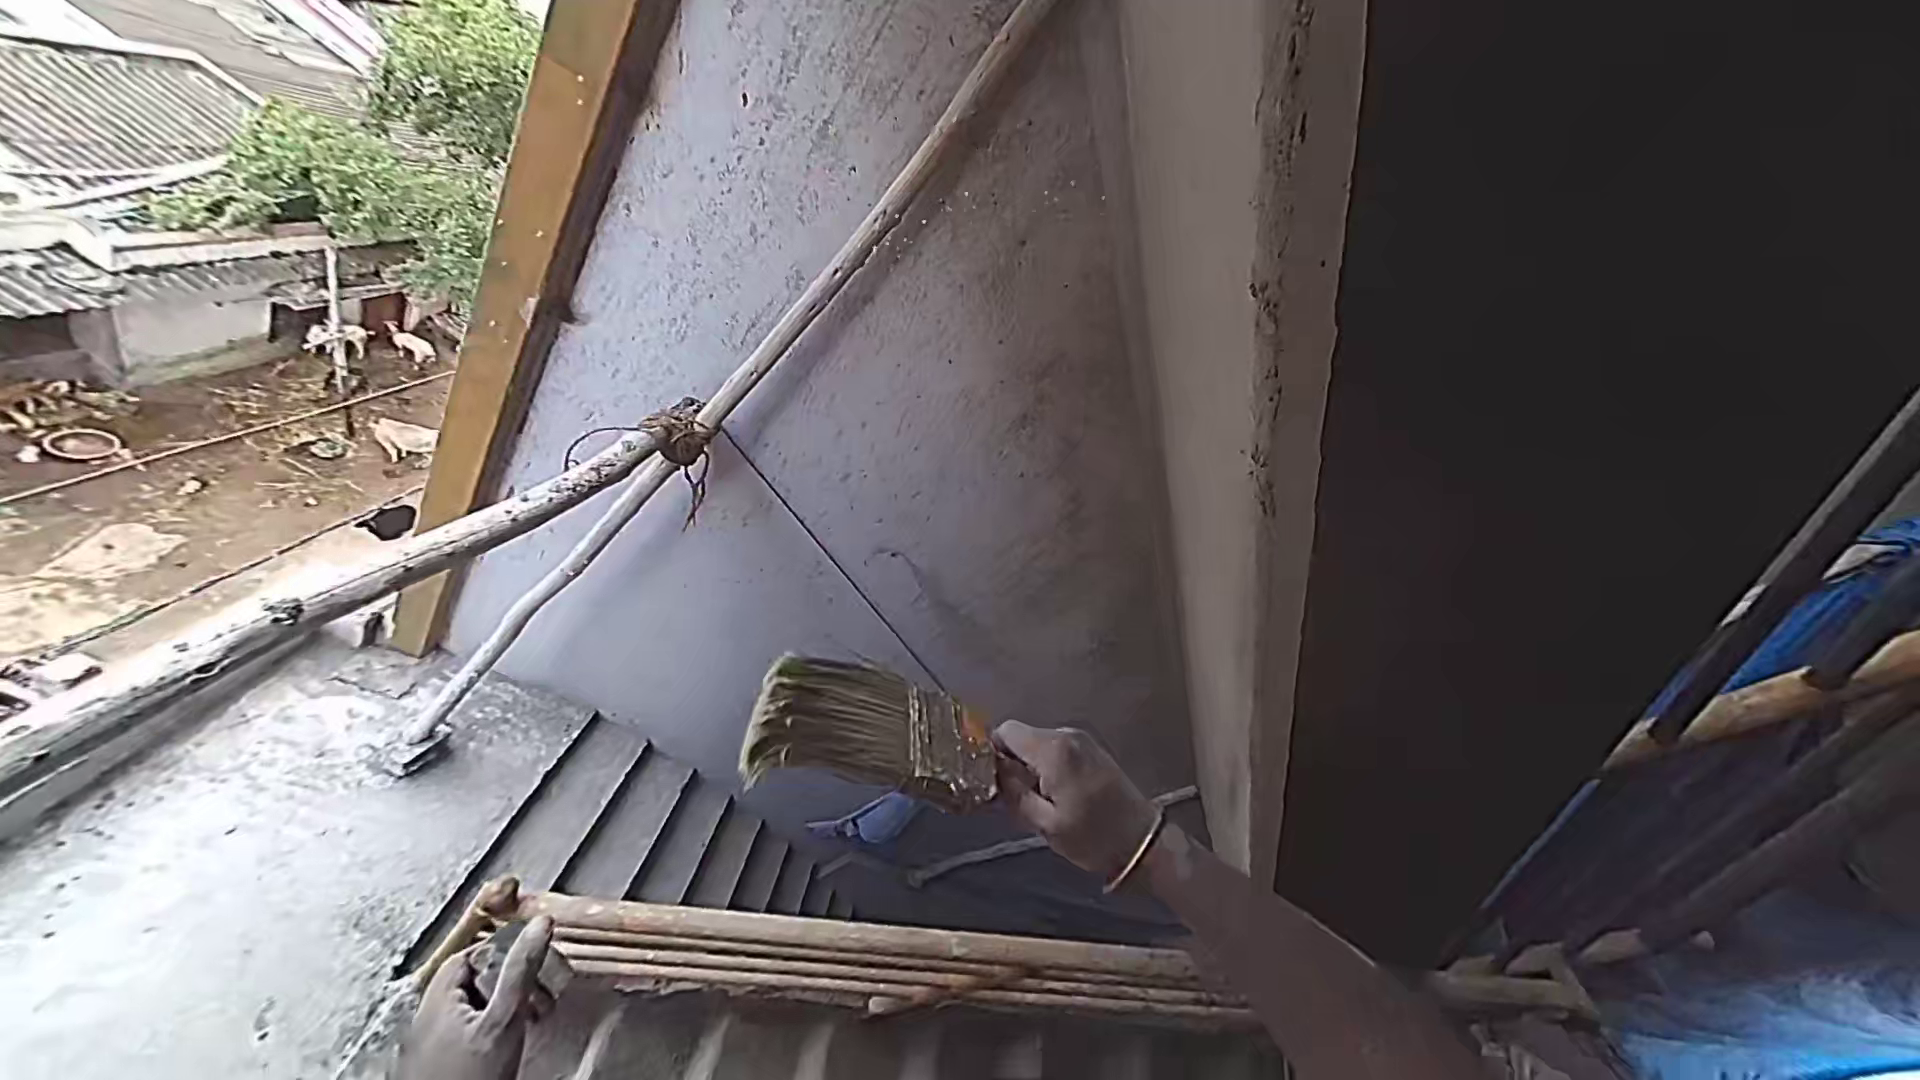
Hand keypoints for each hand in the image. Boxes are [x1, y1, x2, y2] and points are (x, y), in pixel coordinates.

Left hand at [400, 915, 554, 1079]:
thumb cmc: (473, 1078)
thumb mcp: (505, 1018)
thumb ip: (521, 968)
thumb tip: (540, 923)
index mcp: (436, 1004)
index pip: (466, 956)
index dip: (501, 951)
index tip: (530, 958)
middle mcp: (426, 1022)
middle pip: (471, 979)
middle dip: (510, 978)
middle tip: (538, 989)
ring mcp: (429, 1048)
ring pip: (472, 1005)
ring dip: (507, 1002)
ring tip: (532, 1014)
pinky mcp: (437, 1067)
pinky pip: (468, 1029)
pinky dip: (494, 1024)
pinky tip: (513, 1036)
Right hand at [992, 720, 1159, 882]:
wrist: (1143, 842)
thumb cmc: (1093, 837)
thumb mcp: (1045, 824)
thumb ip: (1014, 792)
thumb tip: (993, 772)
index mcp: (1053, 750)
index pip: (1006, 731)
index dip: (993, 751)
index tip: (991, 777)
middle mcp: (1066, 735)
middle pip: (1022, 735)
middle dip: (1012, 761)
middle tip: (1014, 794)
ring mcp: (1081, 739)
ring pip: (1038, 742)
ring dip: (1031, 764)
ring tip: (1039, 798)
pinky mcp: (1091, 748)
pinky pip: (1056, 747)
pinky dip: (1048, 764)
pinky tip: (1057, 792)